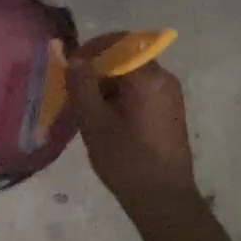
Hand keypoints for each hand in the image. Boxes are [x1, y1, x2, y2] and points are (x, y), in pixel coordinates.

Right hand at [67, 46, 198, 220]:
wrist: (163, 198)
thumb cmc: (126, 160)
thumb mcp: (94, 123)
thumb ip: (82, 86)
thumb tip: (76, 59)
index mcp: (147, 77)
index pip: (118, 43)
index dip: (91, 49)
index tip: (70, 67)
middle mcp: (164, 78)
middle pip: (128, 57)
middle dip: (98, 68)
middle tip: (75, 91)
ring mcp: (171, 95)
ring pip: (134, 75)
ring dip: (109, 83)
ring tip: (88, 109)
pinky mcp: (171, 111)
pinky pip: (143, 90)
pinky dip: (122, 95)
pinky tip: (107, 119)